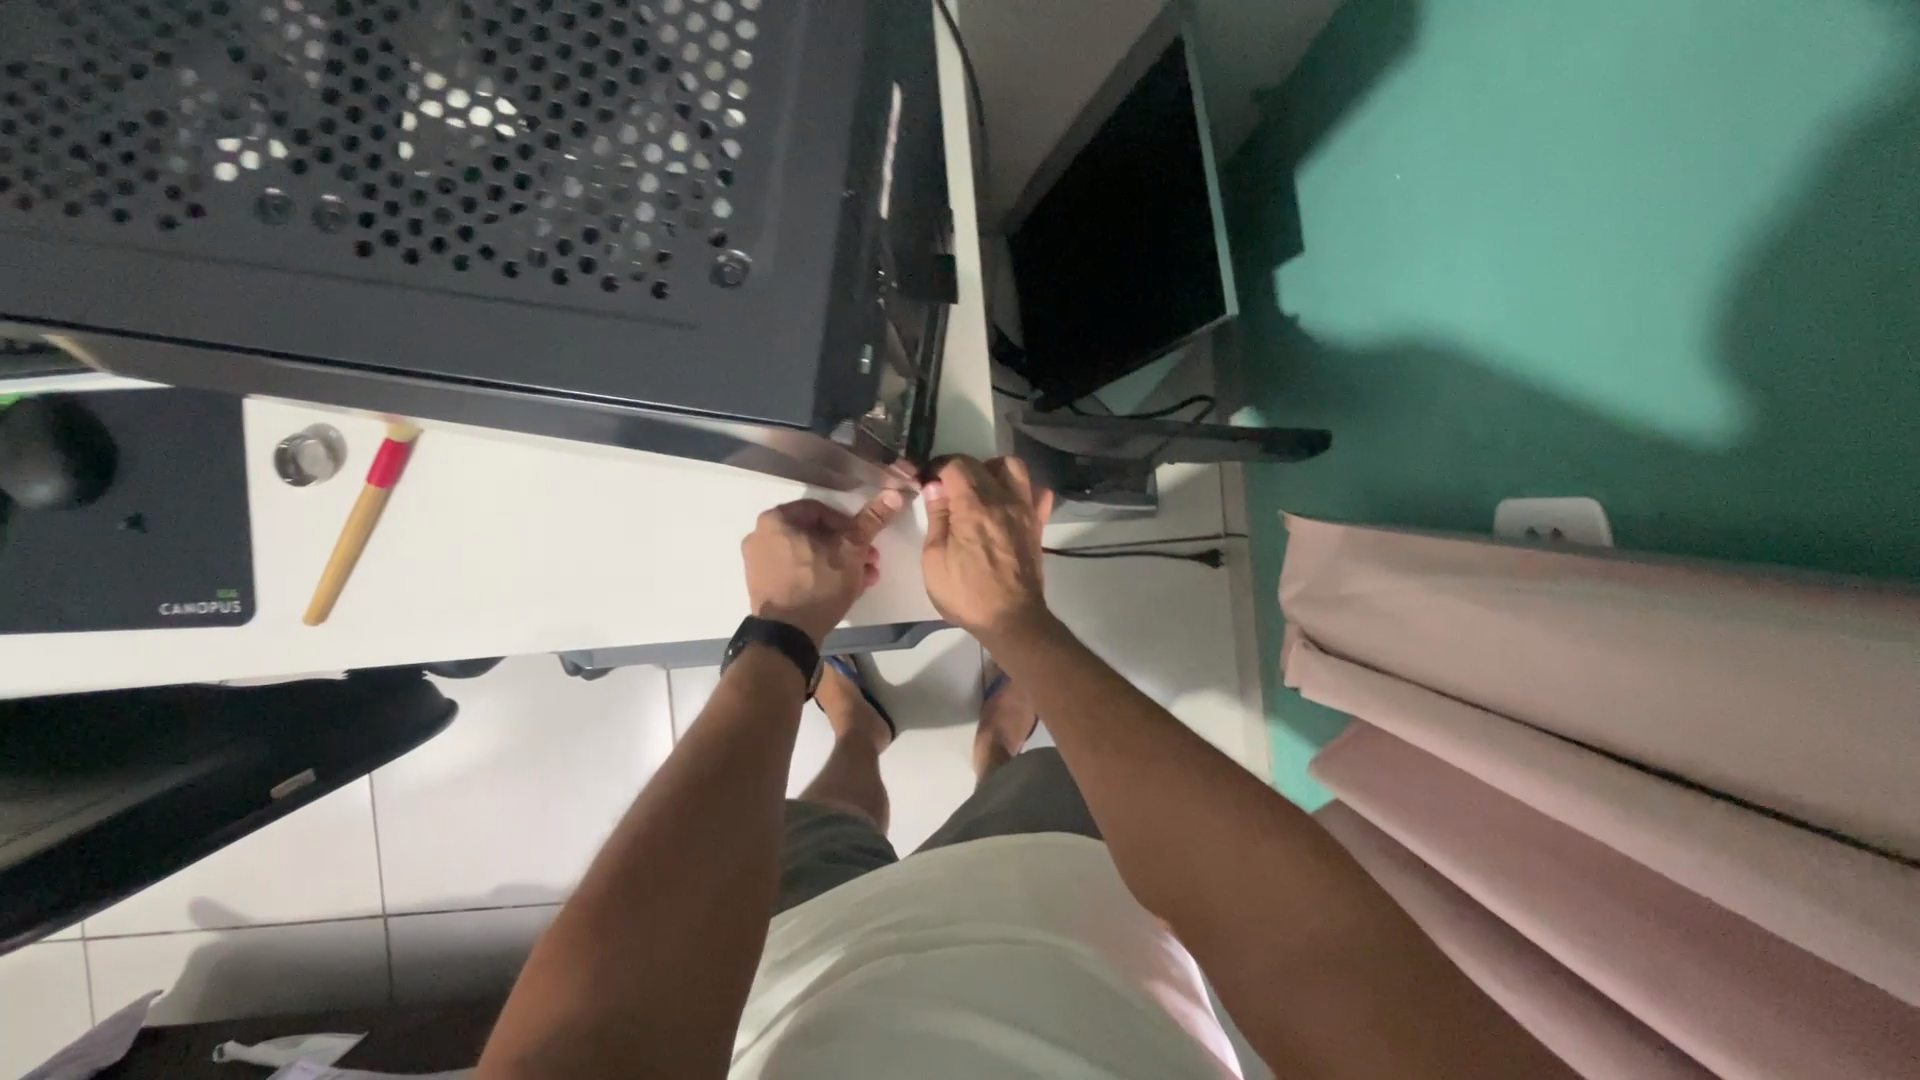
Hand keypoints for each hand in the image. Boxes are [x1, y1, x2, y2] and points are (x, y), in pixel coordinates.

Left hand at [742, 491, 903, 644]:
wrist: (788, 634)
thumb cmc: (819, 583)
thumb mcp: (851, 549)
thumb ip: (871, 520)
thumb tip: (892, 494)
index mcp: (776, 519)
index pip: (821, 510)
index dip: (849, 525)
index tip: (865, 542)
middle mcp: (760, 536)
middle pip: (816, 534)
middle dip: (848, 548)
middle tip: (869, 562)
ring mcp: (758, 563)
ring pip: (808, 555)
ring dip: (839, 564)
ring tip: (863, 580)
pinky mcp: (763, 587)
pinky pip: (796, 573)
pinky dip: (819, 577)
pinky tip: (843, 591)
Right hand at [921, 456, 1055, 641]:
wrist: (1011, 619)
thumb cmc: (966, 594)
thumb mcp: (935, 560)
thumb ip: (937, 518)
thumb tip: (935, 487)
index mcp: (973, 506)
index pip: (955, 465)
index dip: (937, 469)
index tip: (928, 483)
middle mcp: (1003, 500)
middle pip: (982, 463)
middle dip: (960, 470)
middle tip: (948, 490)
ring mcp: (1025, 511)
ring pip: (1014, 468)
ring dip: (994, 471)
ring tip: (980, 490)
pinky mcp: (1037, 525)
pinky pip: (1038, 494)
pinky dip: (1024, 492)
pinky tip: (1010, 505)